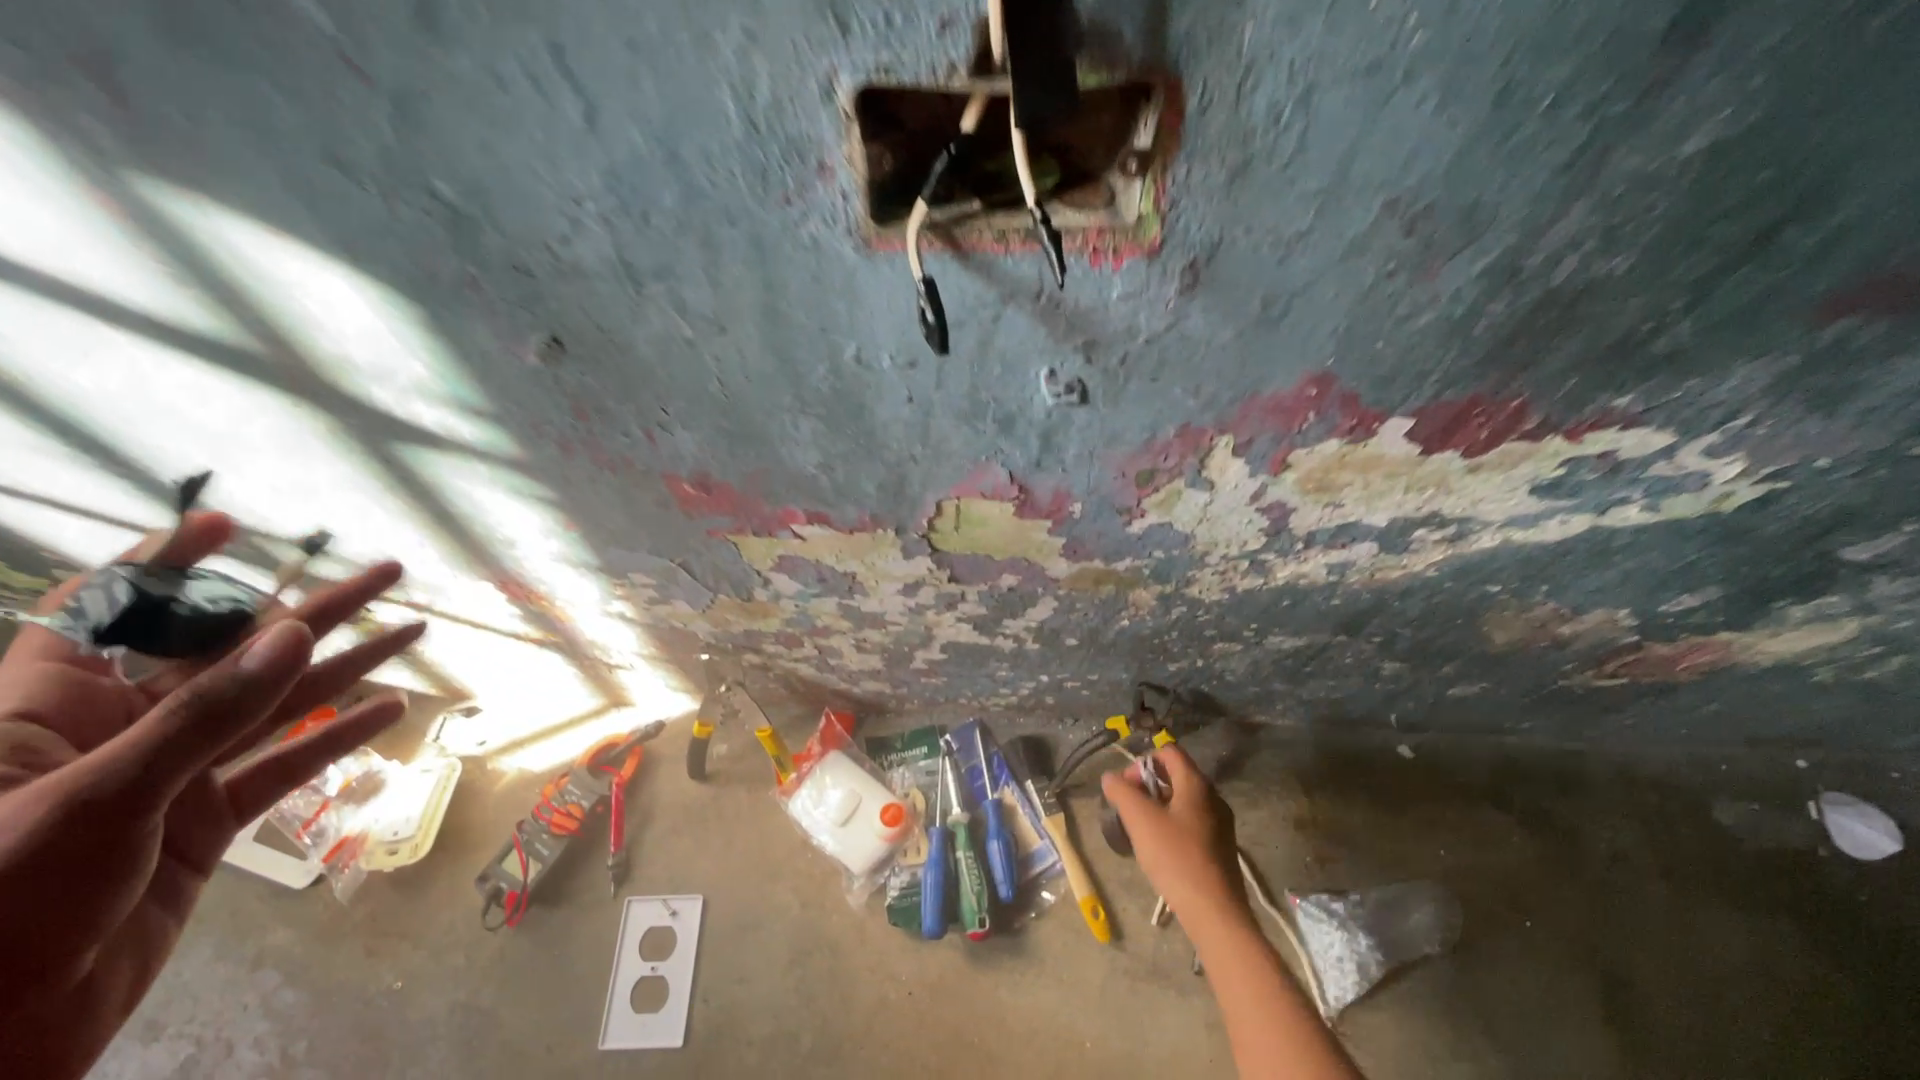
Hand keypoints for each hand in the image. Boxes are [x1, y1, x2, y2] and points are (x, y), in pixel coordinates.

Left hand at [0, 512, 422, 1078]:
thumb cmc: (1, 900)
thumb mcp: (98, 799)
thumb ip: (202, 716)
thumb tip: (289, 636)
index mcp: (51, 707)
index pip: (113, 610)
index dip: (168, 564)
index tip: (228, 524)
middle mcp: (119, 732)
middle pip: (231, 651)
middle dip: (308, 609)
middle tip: (382, 572)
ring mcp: (168, 780)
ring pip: (274, 706)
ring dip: (344, 668)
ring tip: (410, 629)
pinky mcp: (203, 828)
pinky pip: (284, 769)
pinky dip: (338, 739)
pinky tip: (389, 710)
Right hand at [1100, 745, 1248, 928]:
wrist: (1214, 909)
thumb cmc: (1175, 857)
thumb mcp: (1140, 820)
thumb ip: (1121, 792)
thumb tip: (1110, 777)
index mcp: (1196, 783)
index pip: (1169, 751)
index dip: (1142, 762)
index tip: (1127, 788)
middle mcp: (1213, 797)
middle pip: (1176, 776)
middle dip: (1148, 787)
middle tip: (1130, 811)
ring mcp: (1221, 823)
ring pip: (1183, 801)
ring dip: (1159, 808)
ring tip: (1142, 832)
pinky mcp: (1221, 846)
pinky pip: (1192, 823)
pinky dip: (1173, 826)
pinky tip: (1162, 850)